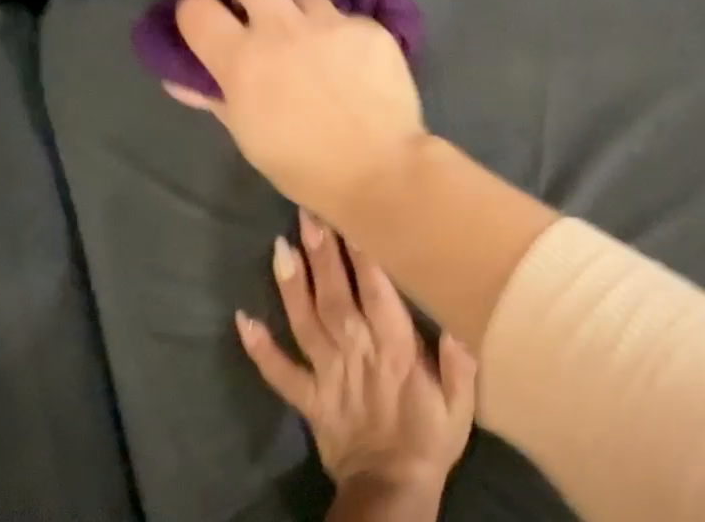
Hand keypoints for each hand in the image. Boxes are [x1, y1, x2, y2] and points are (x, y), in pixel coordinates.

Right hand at [166, 0, 427, 217]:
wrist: (380, 169)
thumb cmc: (305, 166)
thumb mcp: (249, 137)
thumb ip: (217, 98)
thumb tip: (183, 80)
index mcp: (243, 60)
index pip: (196, 8)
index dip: (197, 13)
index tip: (209, 26)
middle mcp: (283, 29)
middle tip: (261, 11)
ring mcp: (332, 23)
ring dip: (303, 11)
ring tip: (316, 42)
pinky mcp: (371, 27)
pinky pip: (349, 18)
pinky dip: (346, 36)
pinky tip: (357, 64)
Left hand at [237, 209, 478, 497]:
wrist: (393, 492)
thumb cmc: (431, 437)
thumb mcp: (462, 401)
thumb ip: (460, 358)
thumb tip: (456, 315)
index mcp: (396, 349)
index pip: (377, 292)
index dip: (364, 254)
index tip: (353, 216)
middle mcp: (357, 353)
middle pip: (335, 297)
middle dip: (323, 254)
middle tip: (309, 213)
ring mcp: (327, 376)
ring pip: (306, 324)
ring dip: (291, 286)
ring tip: (279, 246)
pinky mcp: (308, 399)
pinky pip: (279, 373)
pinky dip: (259, 348)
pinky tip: (242, 320)